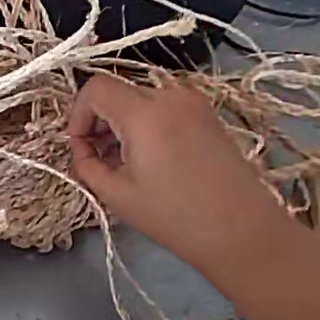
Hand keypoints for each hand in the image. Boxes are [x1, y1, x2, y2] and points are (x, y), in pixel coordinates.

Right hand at [66, 76, 301, 281]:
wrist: (241, 230)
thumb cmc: (175, 217)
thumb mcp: (118, 195)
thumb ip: (87, 166)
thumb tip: (81, 151)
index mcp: (144, 113)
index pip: (95, 89)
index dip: (78, 114)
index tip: (79, 146)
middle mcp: (169, 96)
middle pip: (118, 91)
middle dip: (99, 120)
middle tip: (96, 158)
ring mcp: (193, 102)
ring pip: (140, 99)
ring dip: (122, 123)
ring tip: (123, 162)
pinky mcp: (207, 114)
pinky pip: (163, 107)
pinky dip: (145, 124)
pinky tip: (149, 158)